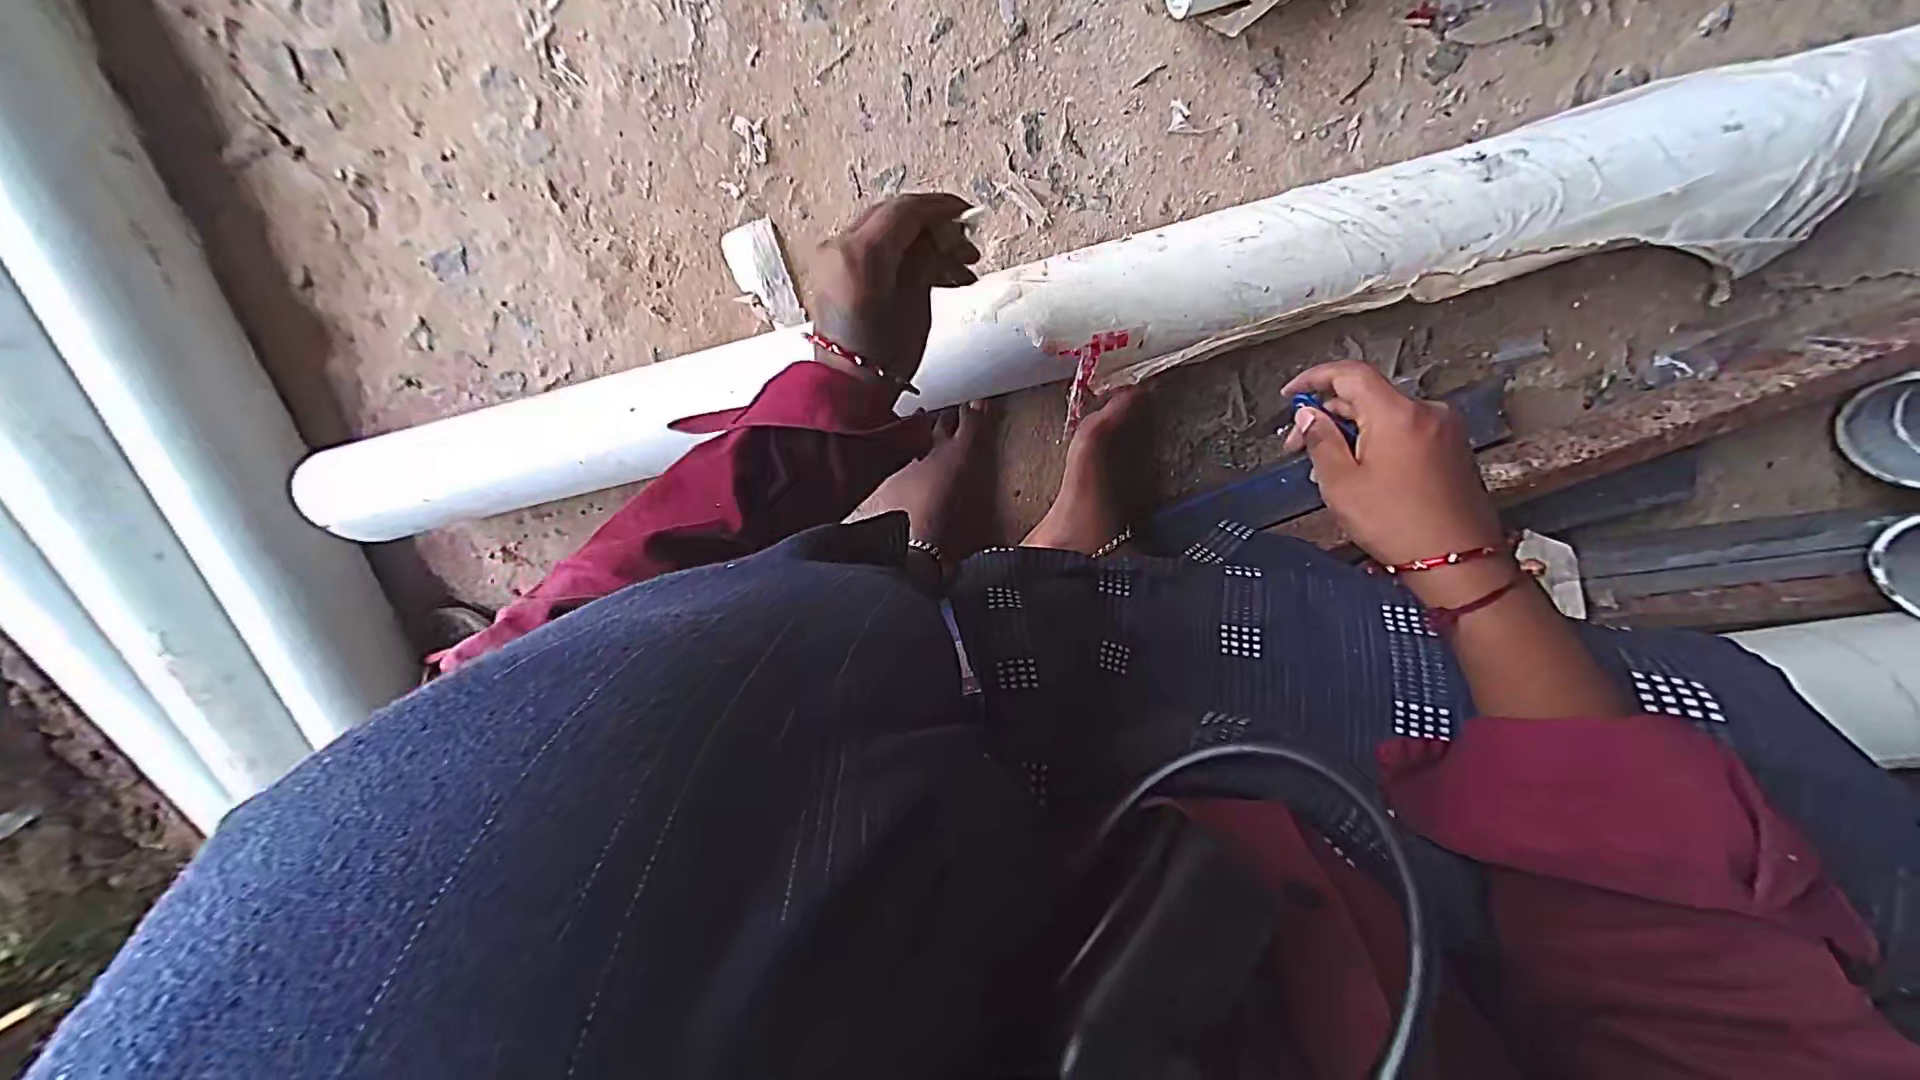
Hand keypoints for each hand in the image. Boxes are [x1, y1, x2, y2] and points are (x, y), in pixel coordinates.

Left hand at [810, 193, 980, 384]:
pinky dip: (902, 257)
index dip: (941, 209)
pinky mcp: (835, 275)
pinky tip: (932, 277)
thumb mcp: (917, 303)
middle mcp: (840, 248)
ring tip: (956, 271)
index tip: (966, 215)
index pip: (905, 211)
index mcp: (860, 254)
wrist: (850, 390)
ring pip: (887, 235)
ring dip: (922, 246)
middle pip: (894, 218)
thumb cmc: (882, 359)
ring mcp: (834, 260)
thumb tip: (944, 234)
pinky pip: (874, 252)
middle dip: (934, 229)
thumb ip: (929, 258)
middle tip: (965, 249)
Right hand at [1282, 361, 1503, 598]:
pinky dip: (1374, 440)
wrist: (1456, 558)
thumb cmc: (1398, 524)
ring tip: (1327, 466)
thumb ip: (1320, 440)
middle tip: (1298, 444)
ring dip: (1349, 431)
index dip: (1313, 378)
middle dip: (1326, 415)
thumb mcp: (1341, 483)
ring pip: (1382, 414)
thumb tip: (1309, 415)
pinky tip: (1358, 469)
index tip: (1292, 394)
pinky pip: (1403, 429)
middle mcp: (1425, 412)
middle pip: (1364, 396)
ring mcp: (1443, 428)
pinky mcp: (1450, 446)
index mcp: (1396, 415)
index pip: (1349, 374)